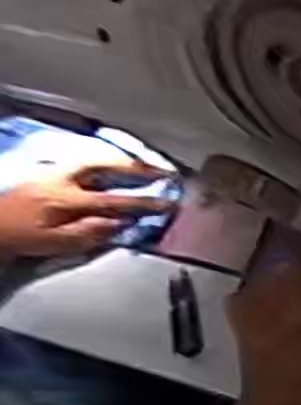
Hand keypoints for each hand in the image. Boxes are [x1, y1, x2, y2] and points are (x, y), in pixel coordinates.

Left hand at [0, 162, 173, 256]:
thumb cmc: (25, 239)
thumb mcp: (63, 241)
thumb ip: (94, 231)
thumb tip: (122, 221)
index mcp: (65, 199)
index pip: (116, 201)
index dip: (147, 203)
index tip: (172, 204)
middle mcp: (56, 182)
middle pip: (97, 167)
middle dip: (130, 167)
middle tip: (159, 169)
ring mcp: (46, 177)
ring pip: (85, 163)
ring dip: (115, 162)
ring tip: (140, 165)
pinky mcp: (41, 179)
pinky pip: (75, 166)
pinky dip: (97, 165)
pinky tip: (109, 169)